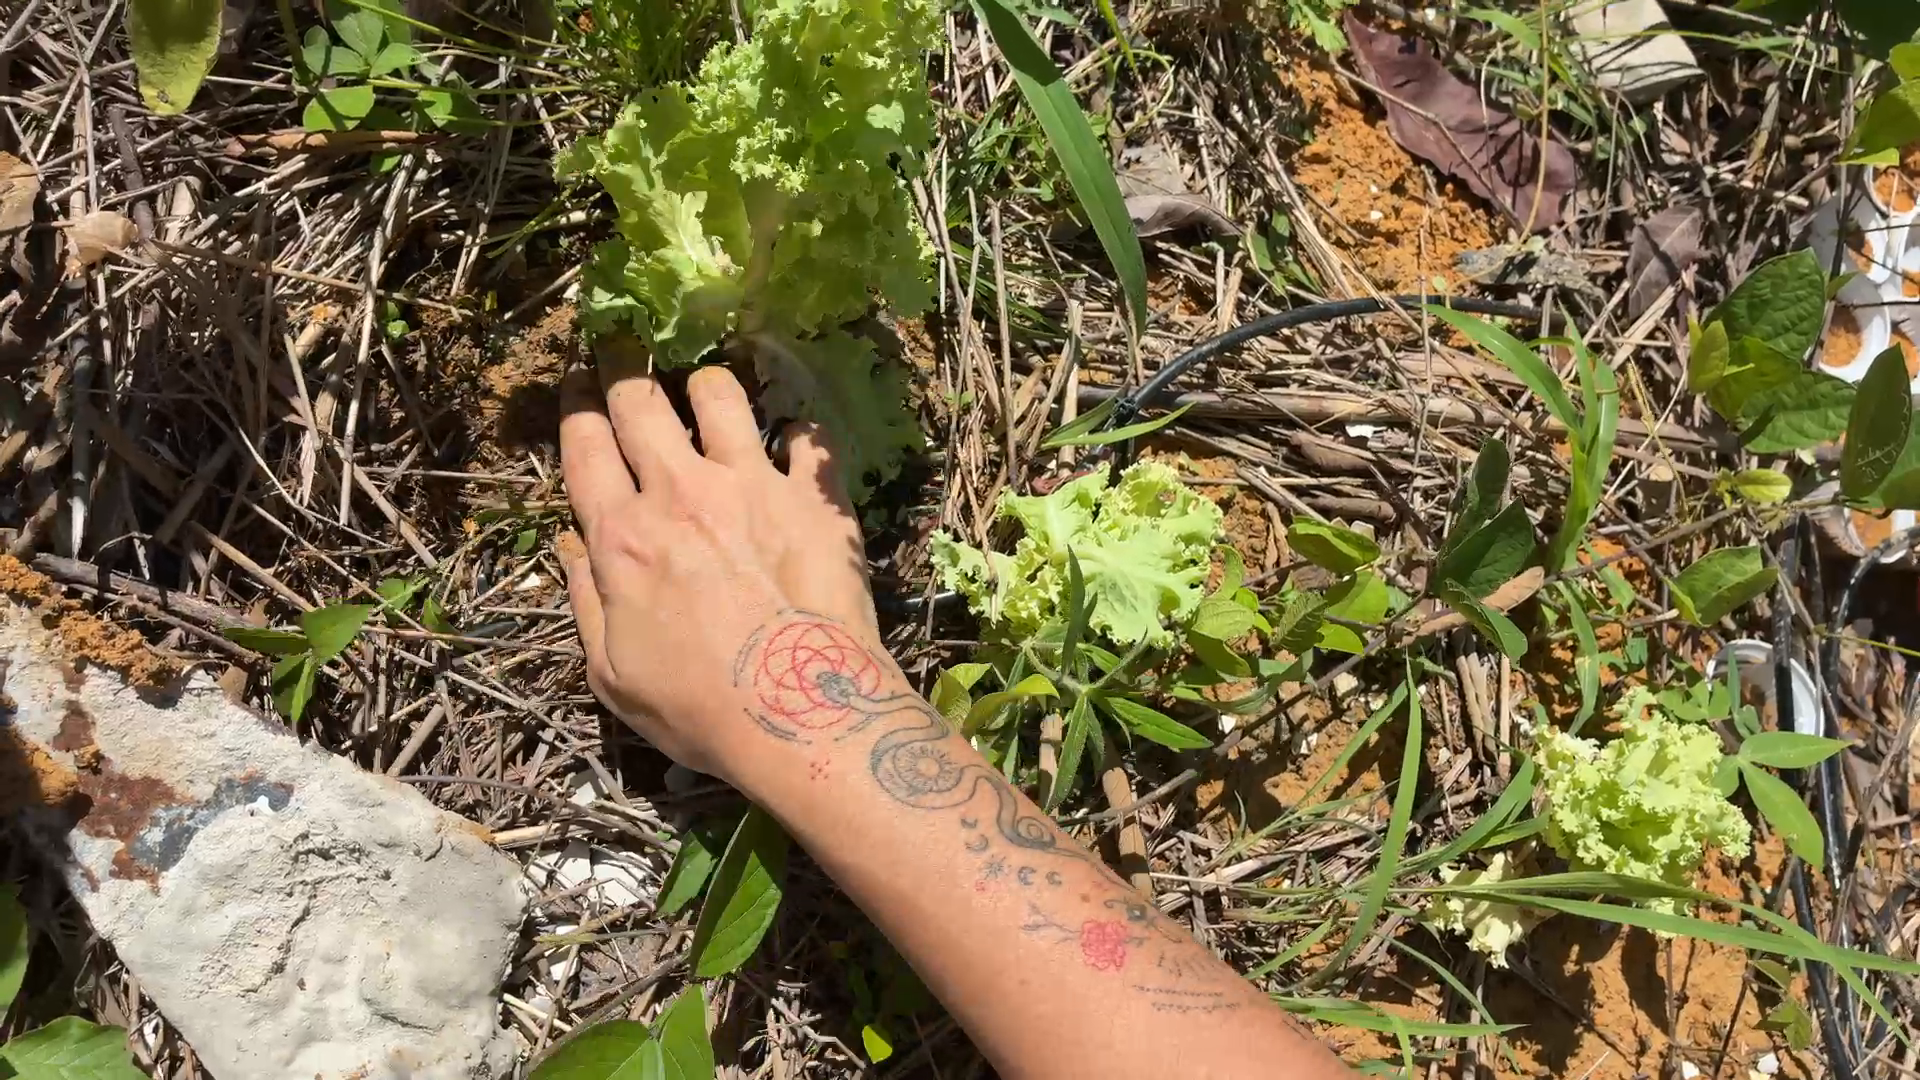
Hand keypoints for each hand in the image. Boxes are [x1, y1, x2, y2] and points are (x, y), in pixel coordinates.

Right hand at [557, 339, 876, 783]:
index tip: (579, 397)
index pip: (584, 446)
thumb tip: (574, 543)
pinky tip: (795, 446)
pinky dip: (799, 434)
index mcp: (623, 536)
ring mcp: (754, 486)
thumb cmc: (703, 708)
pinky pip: (807, 436)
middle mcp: (682, 493)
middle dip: (626, 374)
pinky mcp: (815, 496)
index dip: (576, 412)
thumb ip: (585, 600)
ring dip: (709, 388)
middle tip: (631, 370)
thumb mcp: (612, 675)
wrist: (805, 710)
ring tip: (712, 398)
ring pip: (720, 394)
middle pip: (640, 401)